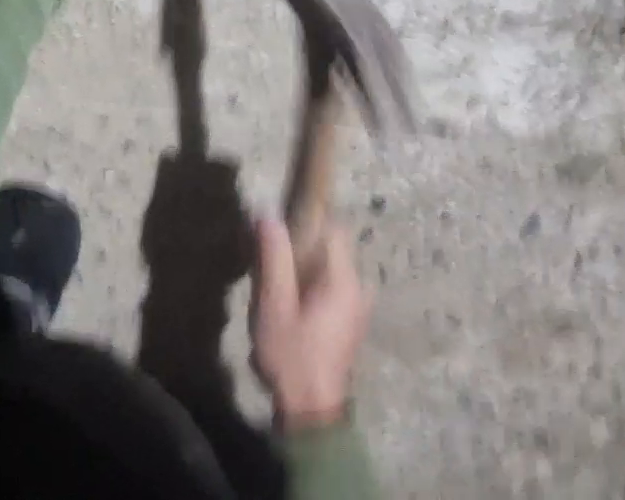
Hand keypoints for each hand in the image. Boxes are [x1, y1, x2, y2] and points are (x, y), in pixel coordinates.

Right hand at [250, 219, 371, 430]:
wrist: (310, 408)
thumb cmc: (292, 354)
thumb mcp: (274, 303)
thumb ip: (274, 258)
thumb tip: (268, 216)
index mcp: (344, 280)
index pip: (333, 228)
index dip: (306, 218)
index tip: (278, 222)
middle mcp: (358, 289)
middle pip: (329, 246)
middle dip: (298, 243)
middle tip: (266, 255)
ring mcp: (356, 306)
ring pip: (327, 266)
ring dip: (300, 265)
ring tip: (270, 278)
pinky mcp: (347, 320)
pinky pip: (328, 284)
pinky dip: (307, 282)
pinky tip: (283, 298)